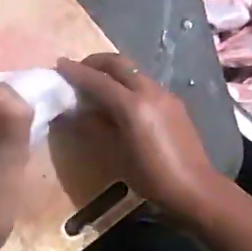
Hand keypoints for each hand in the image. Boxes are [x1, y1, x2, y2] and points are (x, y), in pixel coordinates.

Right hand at [58, 53, 228, 223]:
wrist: (193, 187)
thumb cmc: (148, 175)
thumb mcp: (114, 152)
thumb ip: (95, 125)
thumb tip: (77, 111)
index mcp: (132, 105)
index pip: (97, 80)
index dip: (75, 72)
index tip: (58, 66)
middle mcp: (150, 92)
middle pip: (118, 64)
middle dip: (95, 62)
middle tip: (76, 70)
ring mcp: (165, 95)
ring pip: (132, 72)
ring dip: (111, 72)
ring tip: (94, 85)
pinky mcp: (173, 103)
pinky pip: (143, 84)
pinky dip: (125, 83)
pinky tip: (118, 100)